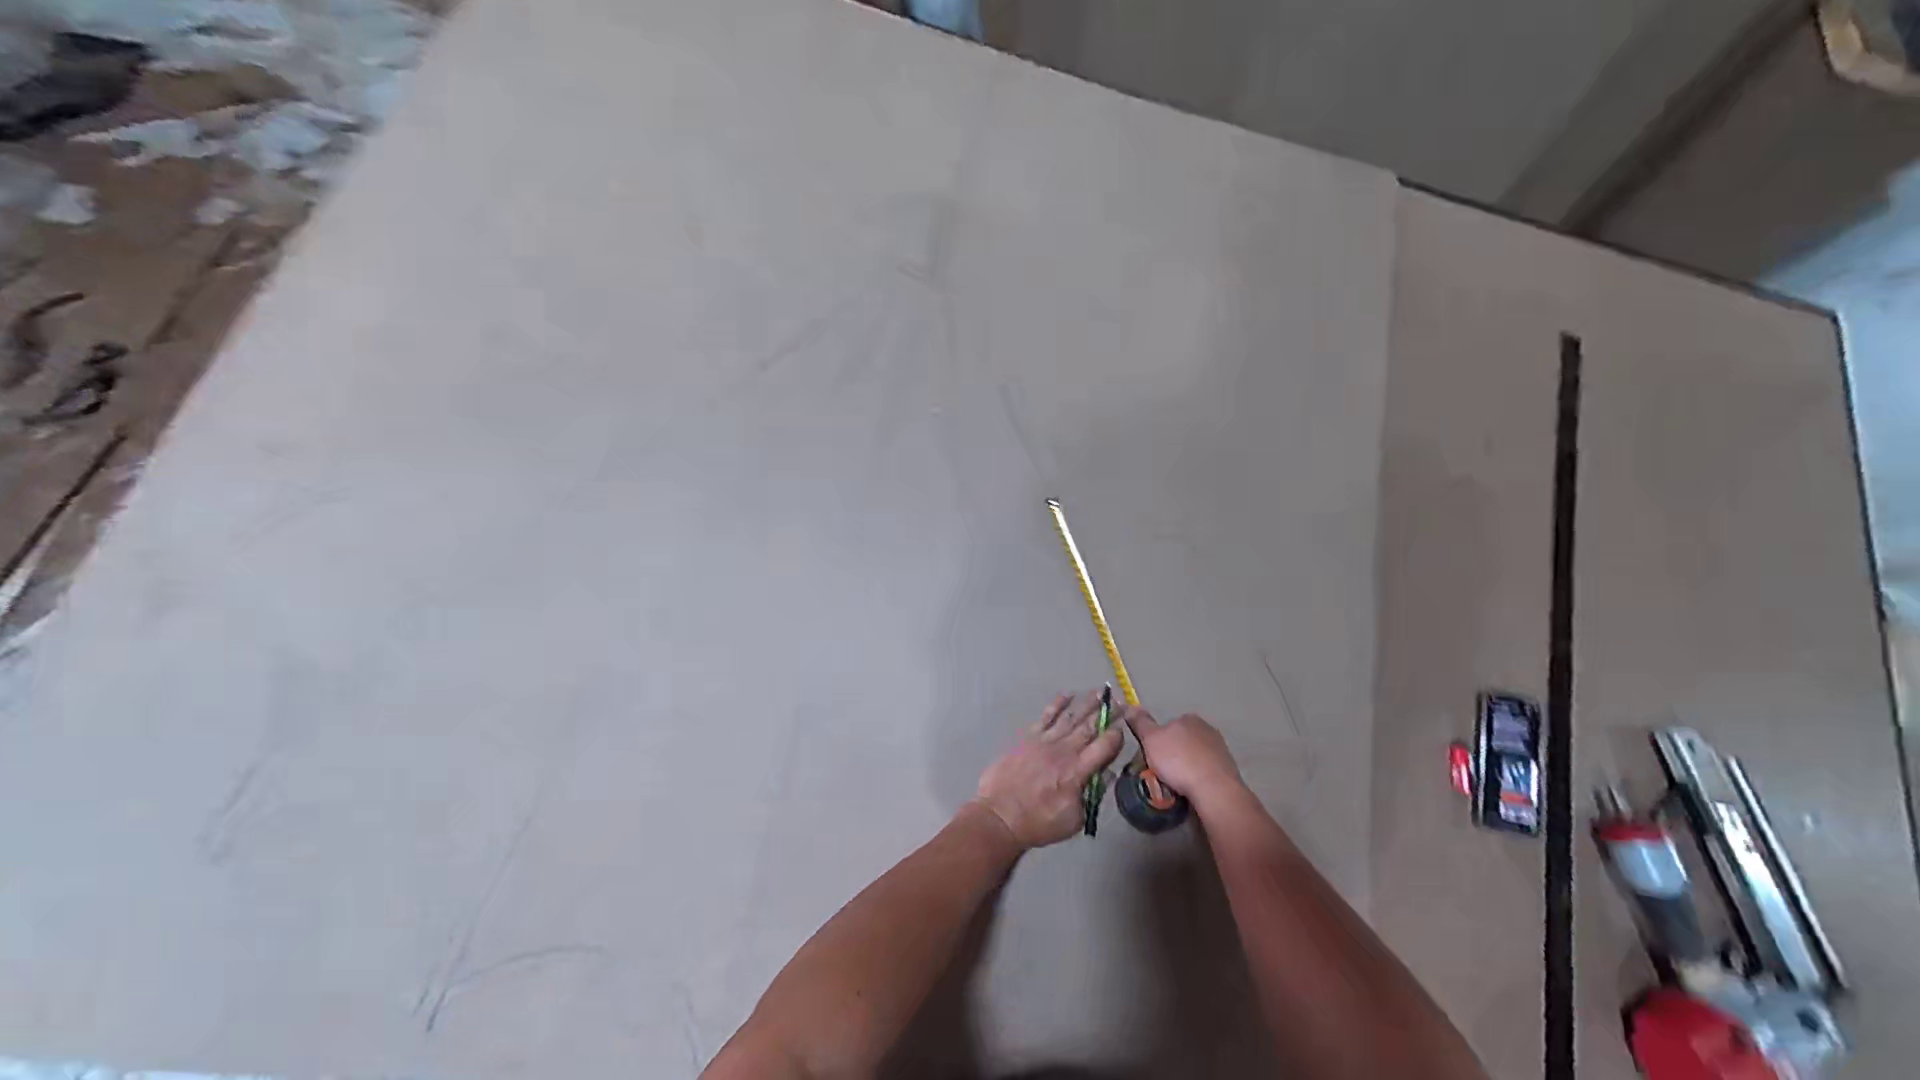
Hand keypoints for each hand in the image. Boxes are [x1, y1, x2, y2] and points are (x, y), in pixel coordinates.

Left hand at [973, 690, 1124, 848]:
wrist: (999, 815)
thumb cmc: (1038, 823)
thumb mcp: (1074, 820)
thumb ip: (1091, 795)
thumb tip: (1106, 775)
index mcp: (1078, 772)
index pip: (1104, 747)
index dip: (1117, 734)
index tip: (1127, 722)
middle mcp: (1064, 751)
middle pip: (1090, 727)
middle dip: (1106, 713)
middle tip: (1119, 701)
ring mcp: (1044, 741)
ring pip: (1070, 717)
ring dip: (1086, 703)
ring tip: (1098, 692)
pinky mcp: (1027, 738)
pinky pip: (1045, 716)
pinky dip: (1057, 705)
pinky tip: (1066, 695)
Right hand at [1122, 708, 1243, 806]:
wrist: (1214, 790)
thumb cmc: (1178, 761)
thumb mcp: (1150, 739)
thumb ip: (1140, 722)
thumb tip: (1129, 706)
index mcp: (1189, 718)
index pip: (1168, 725)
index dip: (1158, 740)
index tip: (1152, 756)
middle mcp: (1207, 729)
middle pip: (1182, 740)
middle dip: (1173, 753)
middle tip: (1162, 771)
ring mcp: (1221, 749)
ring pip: (1195, 756)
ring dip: (1186, 766)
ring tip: (1176, 784)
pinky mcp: (1229, 769)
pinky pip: (1206, 770)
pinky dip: (1198, 777)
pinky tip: (1192, 789)